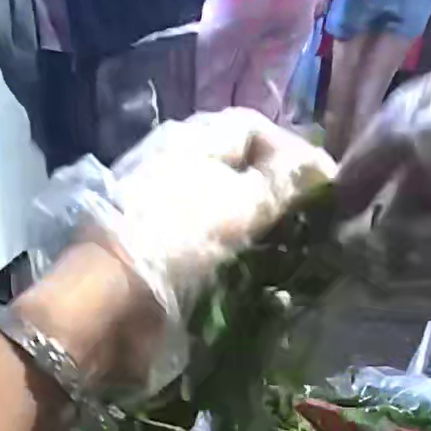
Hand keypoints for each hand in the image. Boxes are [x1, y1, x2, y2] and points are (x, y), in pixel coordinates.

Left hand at [28, 108, 335, 397]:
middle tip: (308, 227)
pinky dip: (228, 257)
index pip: (253, 129)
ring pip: (221, 211)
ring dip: (254, 231)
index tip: (325, 188)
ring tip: (286, 255)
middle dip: (274, 197)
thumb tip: (319, 166)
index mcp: (193, 140)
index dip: (292, 153)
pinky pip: (202, 245)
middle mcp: (175, 167)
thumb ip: (280, 183)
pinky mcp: (154, 251)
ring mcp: (161, 210)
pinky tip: (247, 276)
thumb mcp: (236, 204)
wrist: (106, 301)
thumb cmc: (173, 241)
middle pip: (237, 172)